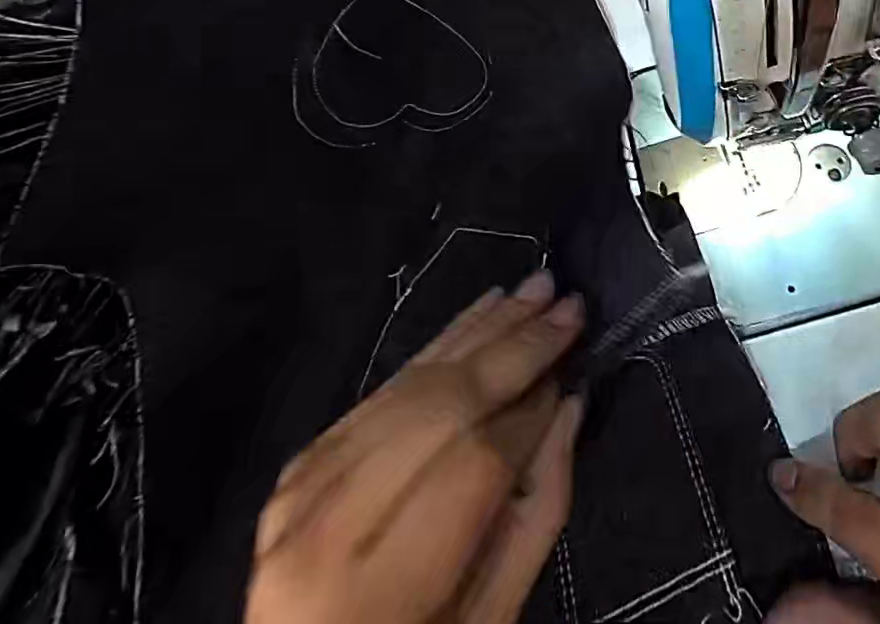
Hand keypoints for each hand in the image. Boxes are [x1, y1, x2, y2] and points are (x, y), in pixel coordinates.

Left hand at [246, 271, 585, 623]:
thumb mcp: (497, 609)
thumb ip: (539, 502)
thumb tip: (569, 401)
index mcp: (382, 587)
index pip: (476, 463)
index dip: (532, 410)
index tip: (575, 368)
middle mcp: (329, 524)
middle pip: (443, 405)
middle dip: (517, 346)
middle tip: (568, 302)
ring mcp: (305, 484)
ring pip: (415, 380)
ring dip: (485, 327)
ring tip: (536, 288)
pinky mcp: (304, 457)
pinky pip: (389, 384)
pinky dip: (443, 341)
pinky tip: (482, 308)